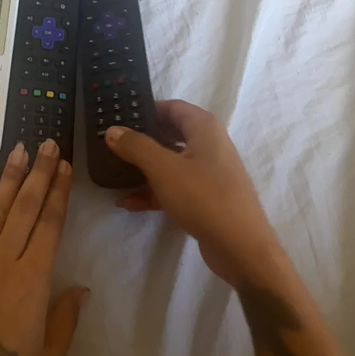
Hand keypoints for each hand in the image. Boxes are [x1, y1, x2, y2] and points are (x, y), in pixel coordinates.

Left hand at [0, 140, 87, 355]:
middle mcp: (3, 265)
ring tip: (18, 150)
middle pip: (25, 210)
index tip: (65, 166)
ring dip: (7, 179)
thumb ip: (65, 320)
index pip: (50, 226)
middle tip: (47, 143)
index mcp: (33, 283)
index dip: (59, 194)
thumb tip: (80, 287)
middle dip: (39, 175)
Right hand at [104, 101, 283, 287]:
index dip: (146, 110)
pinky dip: (155, 190)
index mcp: (204, 128)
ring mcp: (210, 172)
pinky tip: (129, 202)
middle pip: (170, 134)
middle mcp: (209, 144)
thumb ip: (136, 147)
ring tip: (116, 172)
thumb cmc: (204, 197)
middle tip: (113, 144)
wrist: (242, 248)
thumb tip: (113, 130)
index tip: (120, 117)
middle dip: (142, 140)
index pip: (171, 107)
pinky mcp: (207, 197)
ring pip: (171, 162)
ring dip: (145, 168)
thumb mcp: (164, 169)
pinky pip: (176, 186)